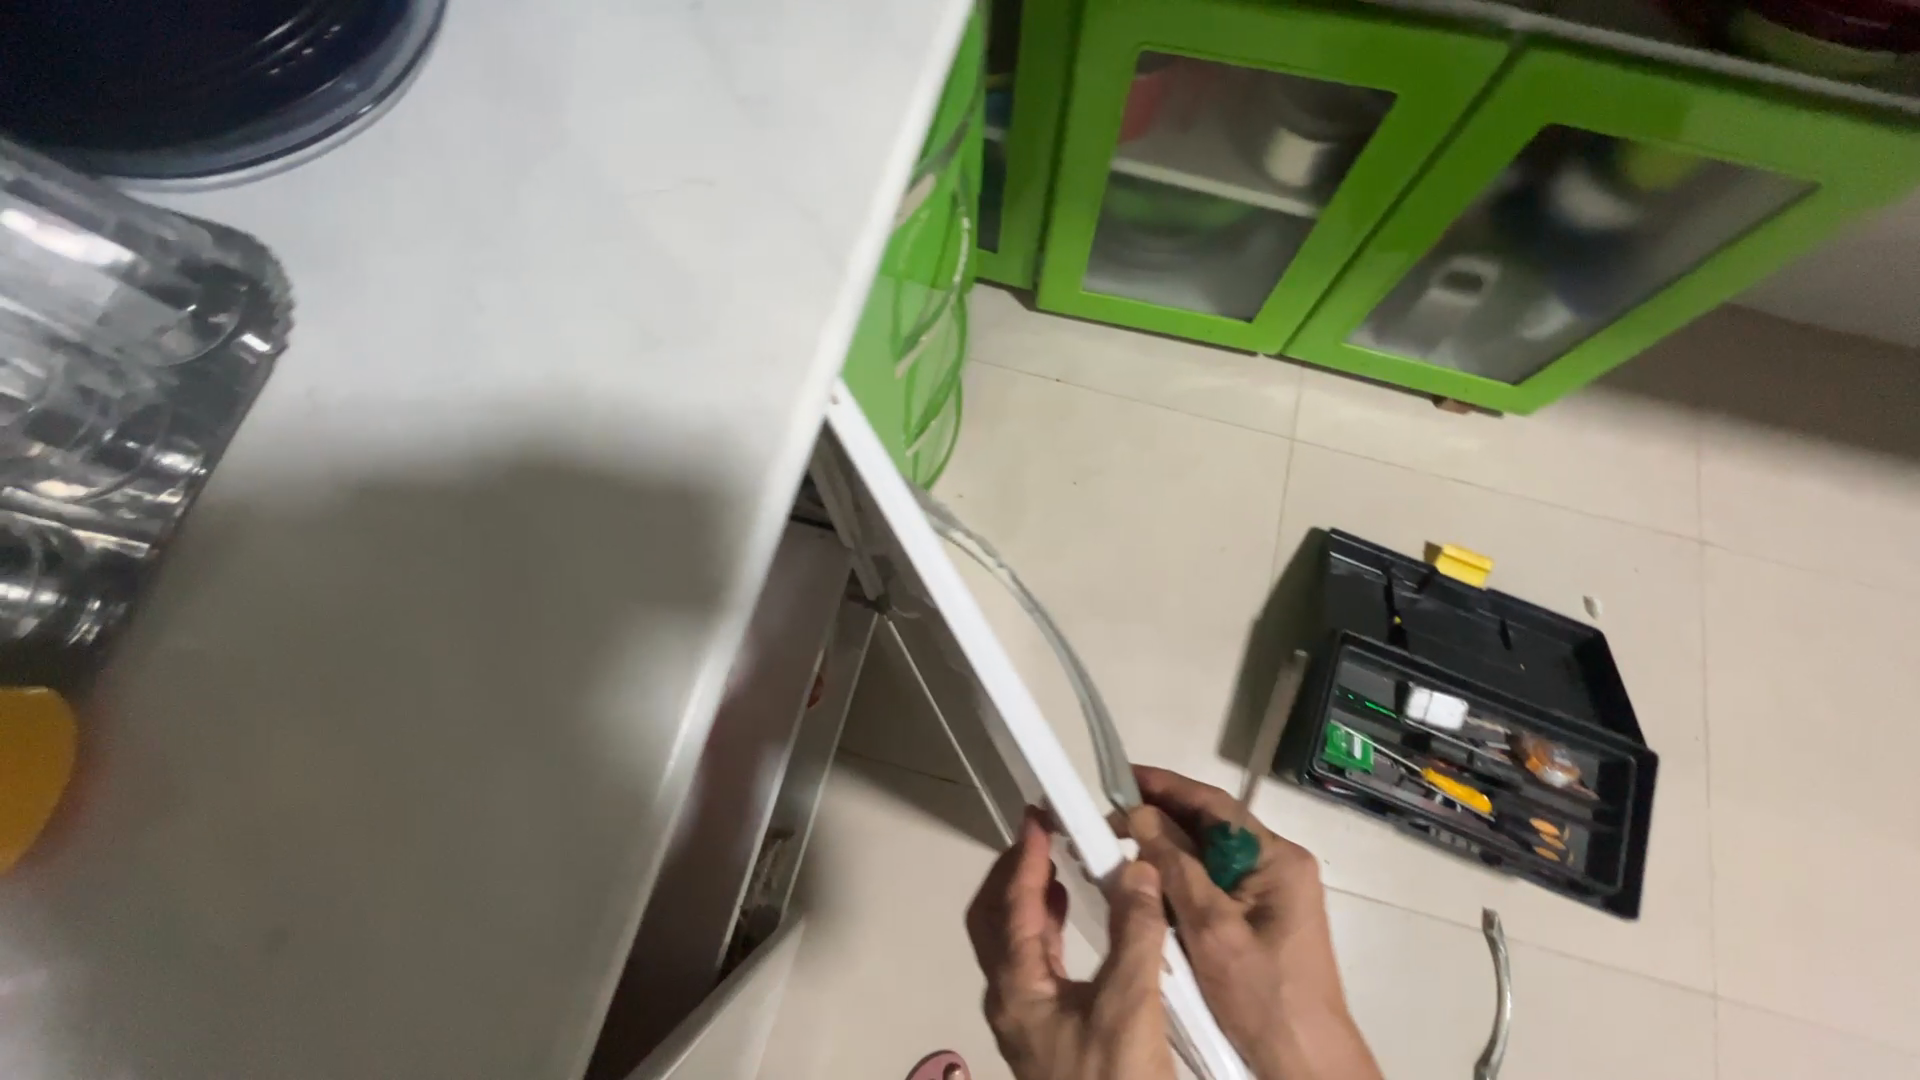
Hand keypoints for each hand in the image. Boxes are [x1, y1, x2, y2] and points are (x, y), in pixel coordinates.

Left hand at [965, 809, 1174, 1079]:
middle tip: (1043, 837)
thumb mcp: (1130, 1007)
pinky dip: (1046, 928)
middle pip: (993, 918)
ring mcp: (1026, 1017)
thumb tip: (1139, 868)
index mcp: (1017, 986)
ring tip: (1058, 866)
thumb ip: (1134, 934)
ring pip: (1012, 940)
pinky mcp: (1046, 1031)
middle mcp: (1011, 997)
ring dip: (1029, 898)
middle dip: (1013, 872)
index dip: (1024, 855)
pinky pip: (1034, 962)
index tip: (1038, 815)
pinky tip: (1073, 922)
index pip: (1011, 904)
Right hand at [1126, 766, 1382, 1079]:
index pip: (1213, 804)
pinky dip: (1177, 876)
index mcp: (1275, 858)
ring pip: (1207, 854)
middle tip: (1108, 816)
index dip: (1166, 785)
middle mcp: (1276, 864)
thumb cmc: (1262, 997)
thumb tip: (1140, 814)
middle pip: (1210, 825)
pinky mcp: (1259, 916)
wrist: (1306, 1067)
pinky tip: (1146, 880)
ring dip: (1165, 847)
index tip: (1120, 778)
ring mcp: (1270, 891)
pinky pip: (1212, 881)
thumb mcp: (1211, 928)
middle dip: (1160, 816)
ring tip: (1118, 842)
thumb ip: (1175, 867)